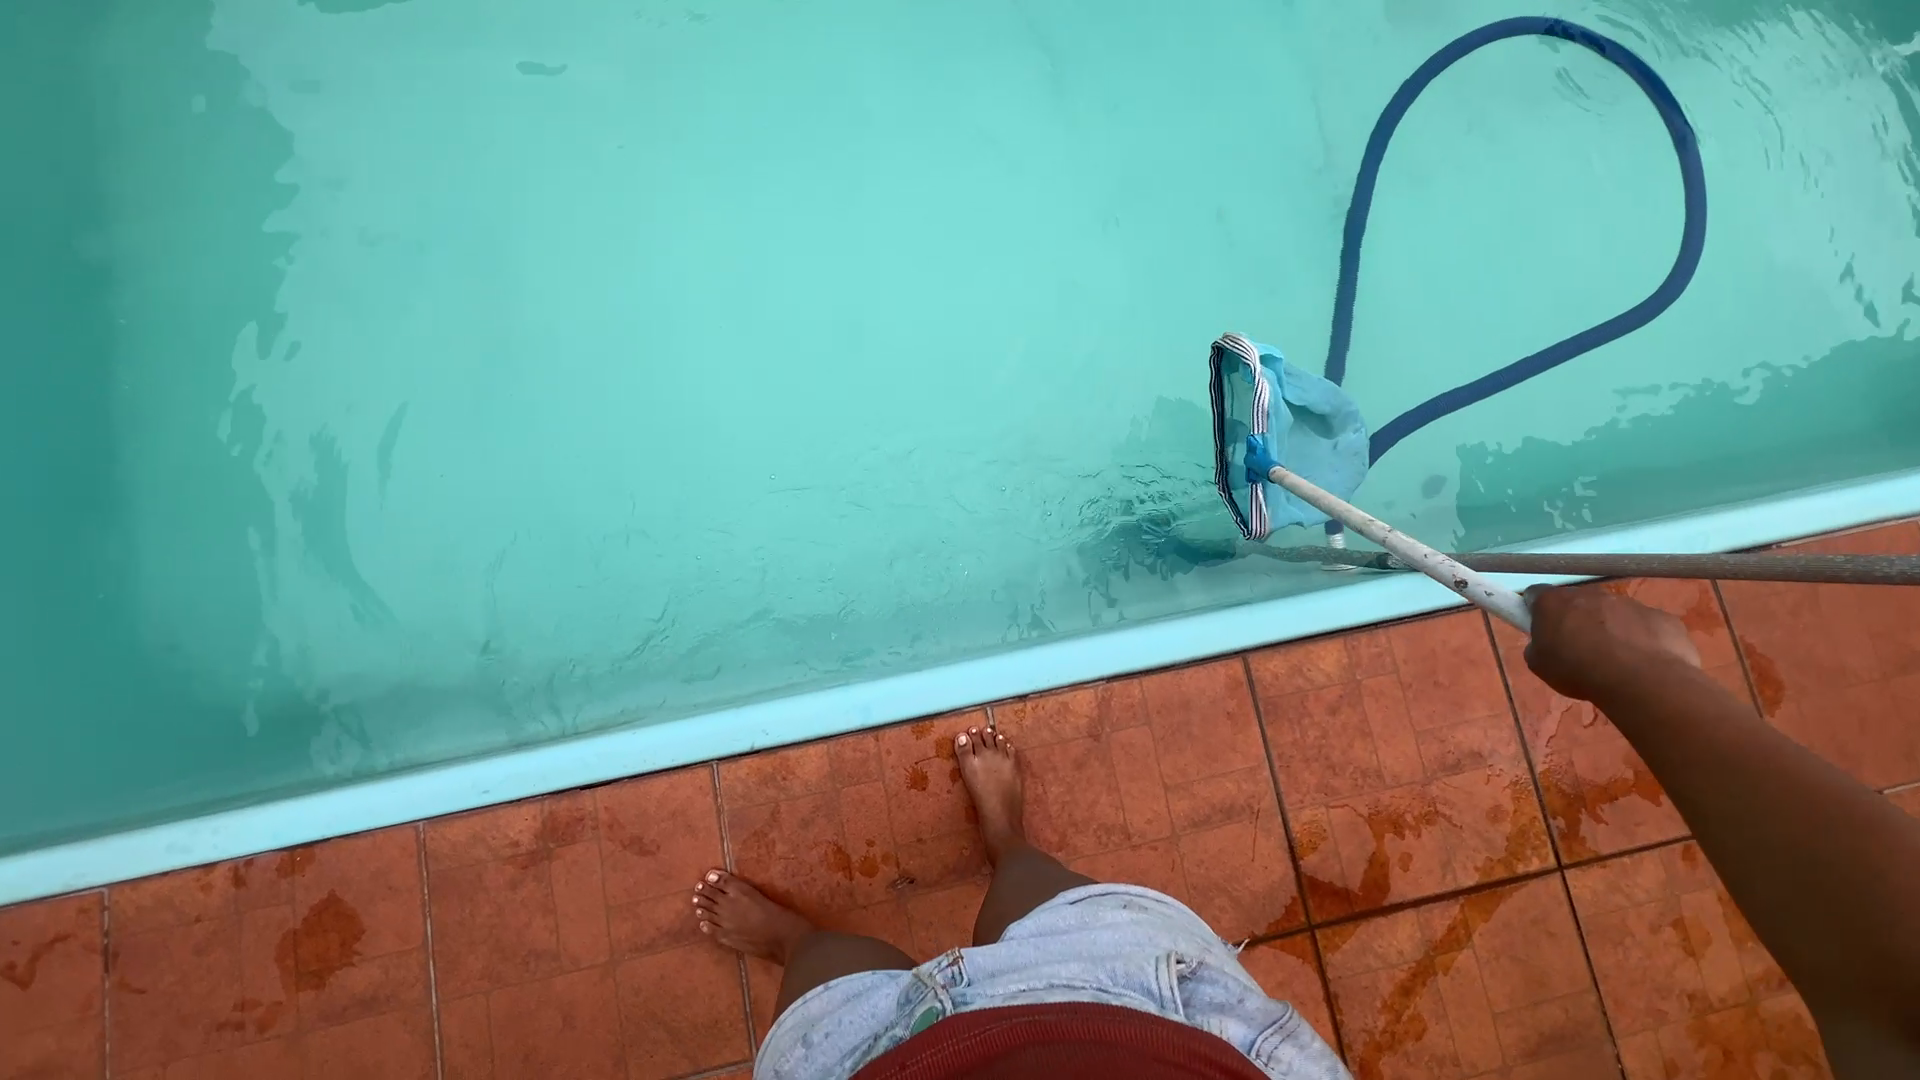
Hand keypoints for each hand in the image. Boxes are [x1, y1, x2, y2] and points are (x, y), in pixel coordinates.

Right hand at [1523, 584, 1702, 702]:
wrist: (1644, 682)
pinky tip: (1644, 664)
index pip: (1536, 594)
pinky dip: (1643, 640)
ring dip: (1611, 630)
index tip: (1540, 629)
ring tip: (1616, 662)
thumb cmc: (1579, 671)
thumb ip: (1538, 645)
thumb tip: (1549, 643)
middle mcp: (1591, 594)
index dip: (1536, 610)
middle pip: (1579, 602)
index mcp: (1554, 602)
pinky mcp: (1662, 617)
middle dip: (1577, 620)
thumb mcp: (1539, 664)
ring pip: (1615, 614)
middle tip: (1578, 650)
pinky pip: (1647, 626)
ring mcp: (1630, 603)